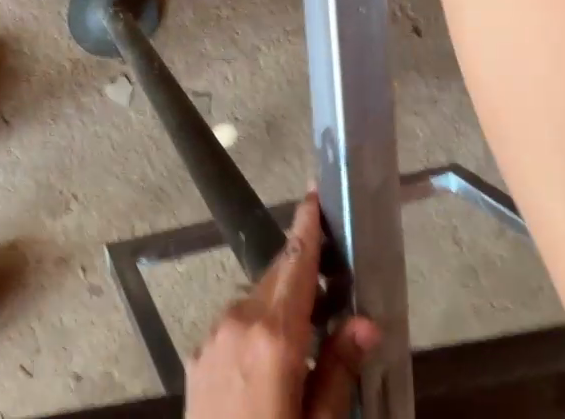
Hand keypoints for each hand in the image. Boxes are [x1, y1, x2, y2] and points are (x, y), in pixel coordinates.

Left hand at [185, 197, 380, 418]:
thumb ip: (339, 369)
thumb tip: (366, 323)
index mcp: (273, 336)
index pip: (296, 267)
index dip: (306, 229)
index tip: (311, 195)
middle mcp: (237, 323)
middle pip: (275, 278)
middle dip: (301, 267)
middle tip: (332, 266)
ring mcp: (212, 339)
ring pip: (254, 301)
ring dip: (280, 300)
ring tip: (311, 320)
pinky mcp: (197, 358)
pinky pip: (234, 325)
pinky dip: (258, 324)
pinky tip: (274, 352)